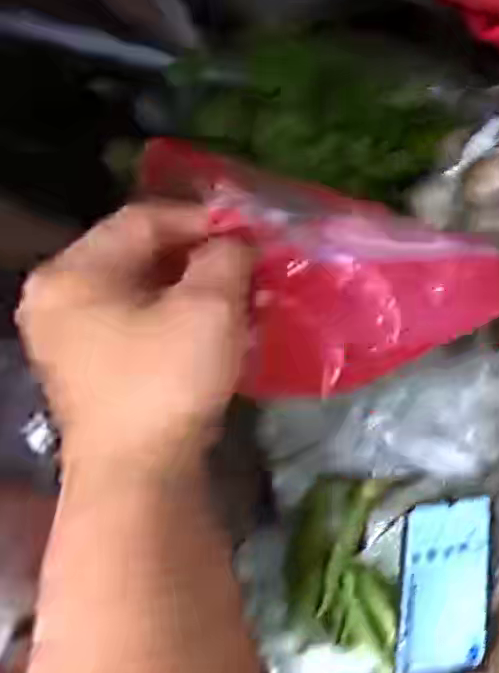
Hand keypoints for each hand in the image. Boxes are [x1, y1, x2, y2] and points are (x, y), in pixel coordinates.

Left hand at [17, 203, 253, 473]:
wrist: (140, 454)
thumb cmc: (171, 372)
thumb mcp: (211, 308)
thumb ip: (226, 261)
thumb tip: (238, 239)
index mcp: (76, 273)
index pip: (143, 219)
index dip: (207, 218)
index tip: (262, 231)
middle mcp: (61, 291)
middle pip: (142, 249)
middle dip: (208, 249)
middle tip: (263, 259)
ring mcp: (74, 325)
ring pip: (148, 280)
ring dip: (204, 278)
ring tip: (254, 289)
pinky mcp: (97, 351)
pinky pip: (146, 308)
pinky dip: (189, 303)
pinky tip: (226, 317)